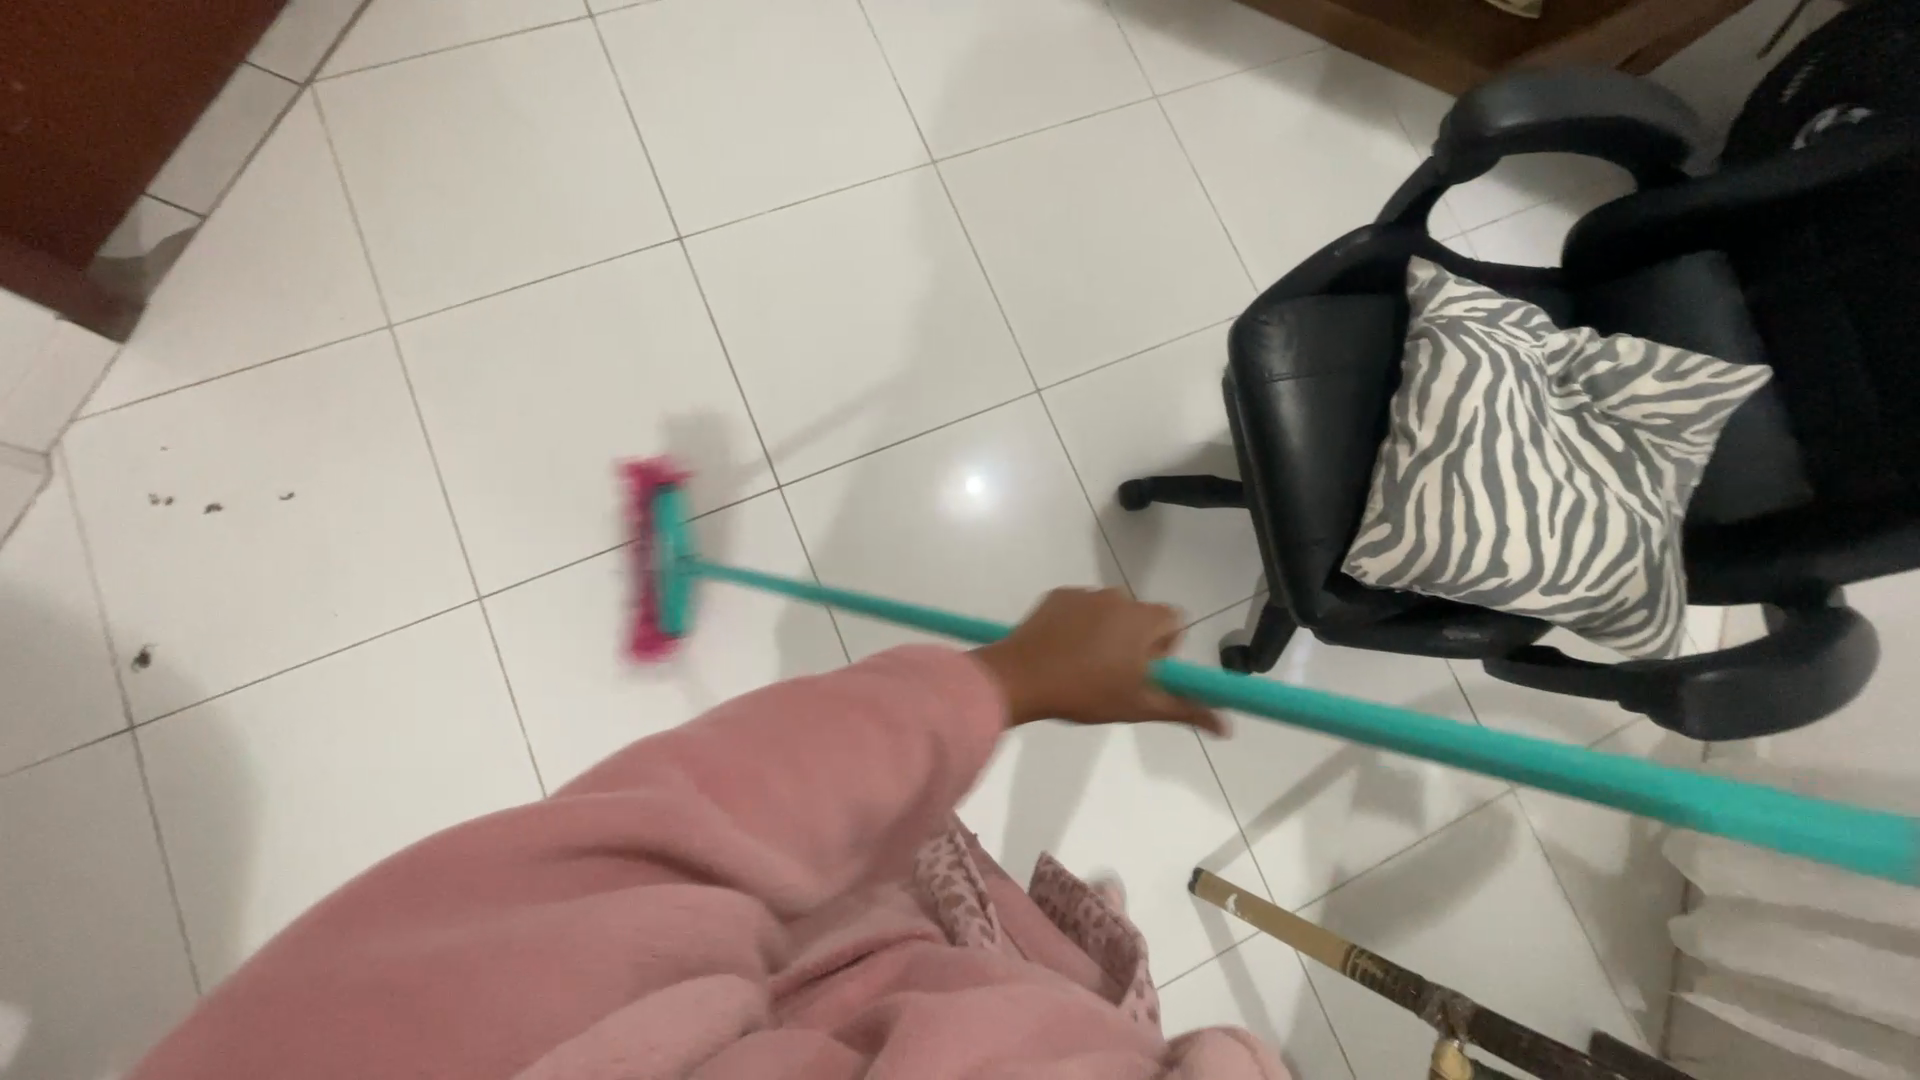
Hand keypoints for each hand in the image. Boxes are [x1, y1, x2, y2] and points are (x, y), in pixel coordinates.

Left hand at [972, 588, 1226, 735]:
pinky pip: (1081, 607)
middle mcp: (1118, 597)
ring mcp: (1084, 593)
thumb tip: (1228, 728)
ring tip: (1083, 665)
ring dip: (1107, 632)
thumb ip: (1186, 710)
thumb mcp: (1140, 706)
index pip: (1175, 621)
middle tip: (1113, 674)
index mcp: (1143, 619)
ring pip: (1111, 612)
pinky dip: (1079, 624)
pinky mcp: (1056, 595)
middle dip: (1136, 641)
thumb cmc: (1085, 693)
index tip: (1144, 671)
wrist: (1019, 678)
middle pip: (1143, 616)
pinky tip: (1062, 650)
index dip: (1165, 648)